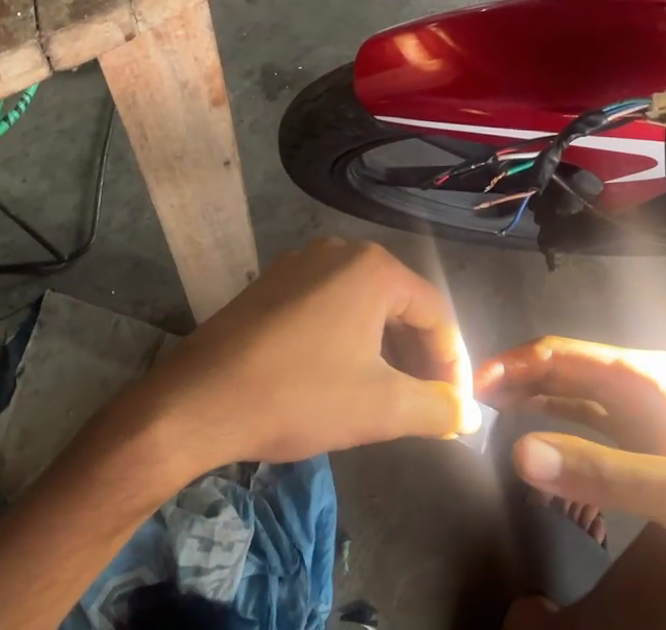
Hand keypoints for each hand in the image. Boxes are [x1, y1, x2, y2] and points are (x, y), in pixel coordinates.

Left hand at [128, 238, 480, 471]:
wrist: (198, 401)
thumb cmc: (299, 396)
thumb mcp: (381, 408)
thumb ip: (438, 408)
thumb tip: (467, 413)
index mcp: (373, 269)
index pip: (436, 313)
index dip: (453, 363)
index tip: (456, 408)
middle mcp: (338, 252)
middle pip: (400, 305)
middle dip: (419, 356)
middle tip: (427, 404)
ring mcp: (298, 264)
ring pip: (362, 307)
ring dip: (384, 350)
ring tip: (389, 397)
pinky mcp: (270, 286)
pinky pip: (327, 307)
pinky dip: (347, 340)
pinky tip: (341, 378)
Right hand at [476, 338, 665, 626]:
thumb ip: (600, 471)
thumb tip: (517, 452)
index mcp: (650, 377)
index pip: (565, 355)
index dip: (514, 365)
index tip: (470, 385)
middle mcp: (648, 384)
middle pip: (569, 368)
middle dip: (519, 377)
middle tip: (471, 399)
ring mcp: (654, 414)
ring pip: (579, 394)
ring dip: (537, 398)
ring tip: (492, 410)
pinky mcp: (658, 445)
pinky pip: (596, 423)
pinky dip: (562, 423)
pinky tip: (542, 435)